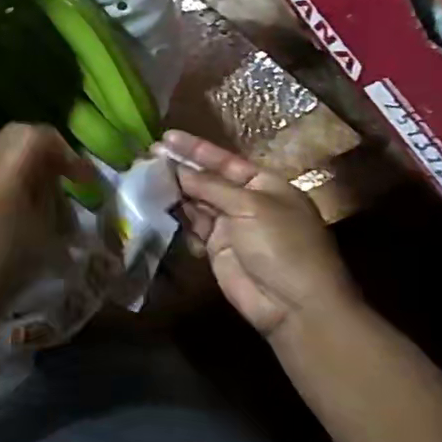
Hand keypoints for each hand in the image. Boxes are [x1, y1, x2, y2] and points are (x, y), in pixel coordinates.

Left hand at [0, 124, 89, 337]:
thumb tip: (60, 173)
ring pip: (4, 142)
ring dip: (29, 154)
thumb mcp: (43, 228)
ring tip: (47, 184)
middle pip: (19, 132)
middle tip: (67, 174)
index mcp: (4, 173)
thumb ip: (51, 191)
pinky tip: (23, 192)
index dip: (65, 150)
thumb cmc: (8, 267)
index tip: (83, 177)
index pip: (37, 135)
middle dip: (48, 148)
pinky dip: (13, 164)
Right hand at [164, 130, 357, 339]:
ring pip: (197, 202)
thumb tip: (178, 170)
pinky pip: (193, 227)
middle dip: (181, 169)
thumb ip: (211, 186)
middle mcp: (246, 201)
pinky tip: (157, 206)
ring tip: (146, 178)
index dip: (195, 149)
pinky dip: (178, 217)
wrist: (294, 305)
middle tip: (148, 157)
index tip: (166, 136)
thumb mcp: (250, 206)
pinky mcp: (217, 249)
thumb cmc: (282, 244)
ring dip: (175, 191)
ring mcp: (231, 226)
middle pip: (208, 180)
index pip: (224, 160)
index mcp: (263, 183)